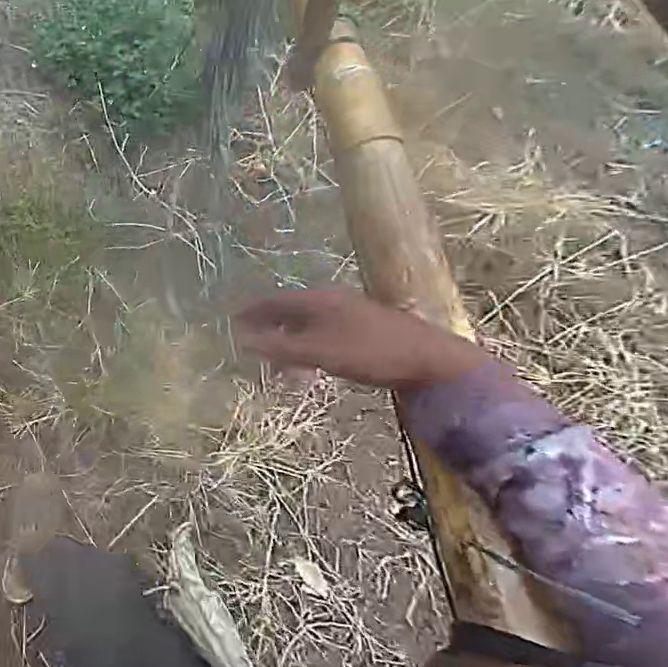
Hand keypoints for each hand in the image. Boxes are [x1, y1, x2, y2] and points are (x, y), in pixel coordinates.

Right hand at [230, 289, 493, 392]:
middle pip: (287, 311)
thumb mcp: (319, 352)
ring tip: (277, 364)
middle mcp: (331, 301)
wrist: (436, 363)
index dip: (249, 313)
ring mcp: (350, 314)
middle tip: (249, 346)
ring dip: (286, 341)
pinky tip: (310, 366)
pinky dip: (306, 347)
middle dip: (266, 328)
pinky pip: (322, 334)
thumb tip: (242, 340)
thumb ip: (279, 347)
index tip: (230, 325)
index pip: (271, 301)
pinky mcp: (364, 331)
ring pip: (305, 324)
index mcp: (318, 300)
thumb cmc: (373, 353)